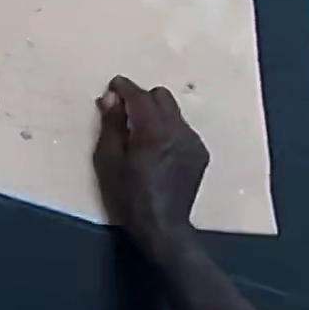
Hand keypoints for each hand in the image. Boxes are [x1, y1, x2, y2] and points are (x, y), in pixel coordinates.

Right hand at [93, 76, 209, 260]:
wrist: (161, 224)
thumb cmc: (127, 193)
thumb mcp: (108, 159)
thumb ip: (111, 125)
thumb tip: (111, 98)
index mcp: (154, 132)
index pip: (140, 97)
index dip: (125, 88)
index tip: (113, 85)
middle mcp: (179, 131)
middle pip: (161, 97)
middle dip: (142, 98)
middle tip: (123, 111)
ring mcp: (193, 142)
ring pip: (173, 112)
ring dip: (154, 114)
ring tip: (138, 132)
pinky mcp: (200, 152)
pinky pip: (181, 128)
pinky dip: (166, 128)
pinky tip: (155, 148)